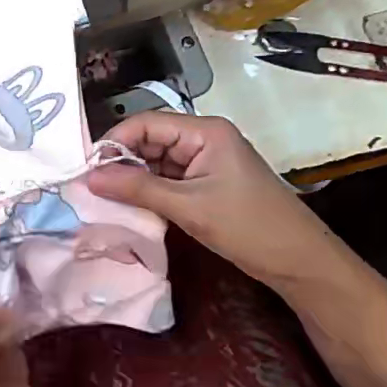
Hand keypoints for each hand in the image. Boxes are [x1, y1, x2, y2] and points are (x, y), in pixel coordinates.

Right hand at [86, 111, 348, 290]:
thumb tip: (89, 177)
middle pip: (151, 141)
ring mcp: (207, 162)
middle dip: (122, 162)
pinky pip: (170, 180)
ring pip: (158, 162)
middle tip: (90, 187)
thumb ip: (138, 189)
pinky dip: (151, 192)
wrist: (300, 262)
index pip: (148, 123)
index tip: (86, 167)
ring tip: (104, 198)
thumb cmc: (249, 227)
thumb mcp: (189, 207)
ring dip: (134, 180)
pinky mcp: (208, 184)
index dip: (115, 141)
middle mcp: (204, 139)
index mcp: (205, 131)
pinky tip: (130, 207)